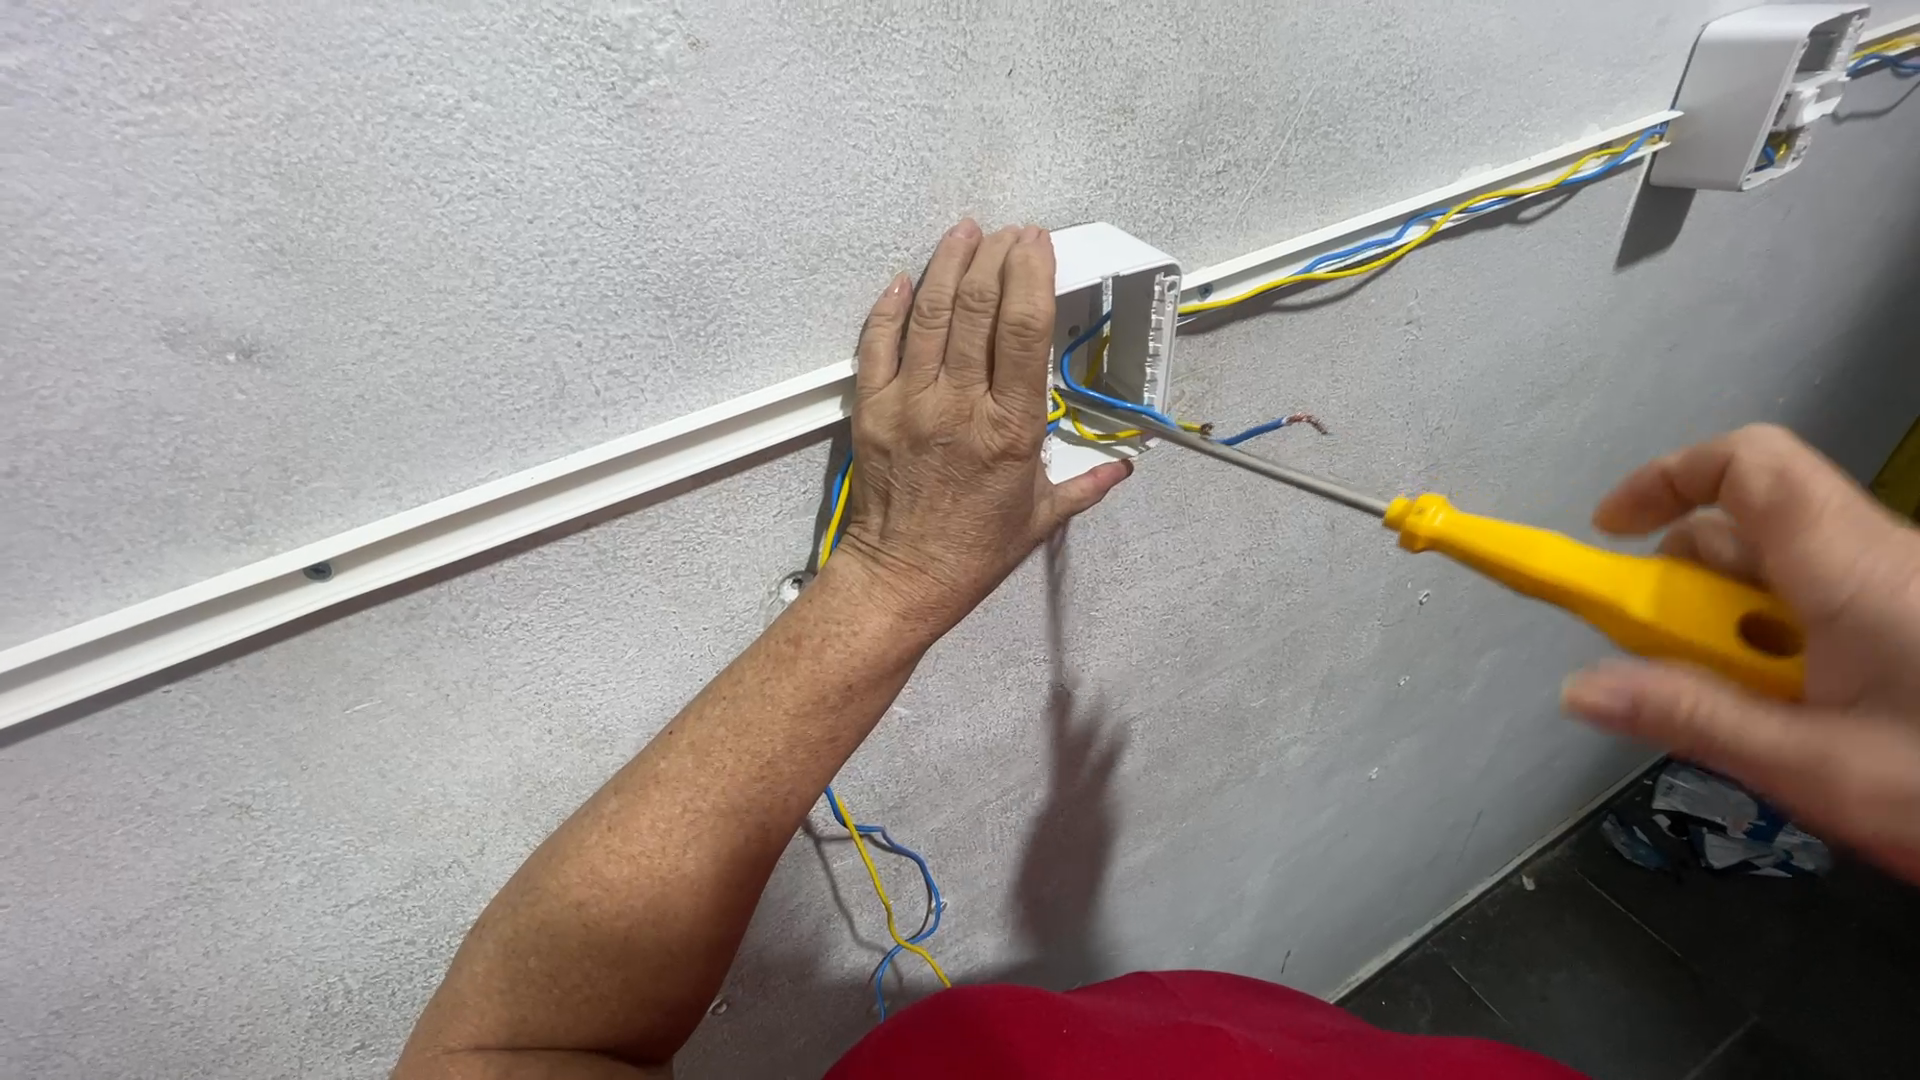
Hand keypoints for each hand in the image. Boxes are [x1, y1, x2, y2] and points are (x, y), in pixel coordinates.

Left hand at [820, 220, 1130, 640]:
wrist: (903, 577)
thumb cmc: (976, 552)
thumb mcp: (1042, 519)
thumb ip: (1086, 486)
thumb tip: (1124, 468)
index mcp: (1012, 429)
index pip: (1024, 330)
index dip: (1031, 274)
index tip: (1037, 243)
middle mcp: (960, 406)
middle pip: (978, 308)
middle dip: (995, 256)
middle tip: (1007, 234)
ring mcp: (910, 404)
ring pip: (929, 314)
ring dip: (948, 264)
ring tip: (965, 233)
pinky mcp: (872, 410)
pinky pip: (877, 344)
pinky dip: (890, 306)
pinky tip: (905, 278)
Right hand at [1561, 424, 1919, 882]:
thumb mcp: (1826, 768)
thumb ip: (1697, 719)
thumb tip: (1583, 688)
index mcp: (1860, 573)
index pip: (1746, 466)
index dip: (1661, 481)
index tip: (1608, 532)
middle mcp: (1885, 561)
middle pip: (1740, 531)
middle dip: (1681, 588)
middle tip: (1675, 661)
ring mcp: (1906, 588)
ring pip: (1775, 572)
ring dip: (1728, 625)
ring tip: (1756, 702)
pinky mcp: (1916, 616)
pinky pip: (1817, 601)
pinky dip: (1775, 641)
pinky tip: (1805, 704)